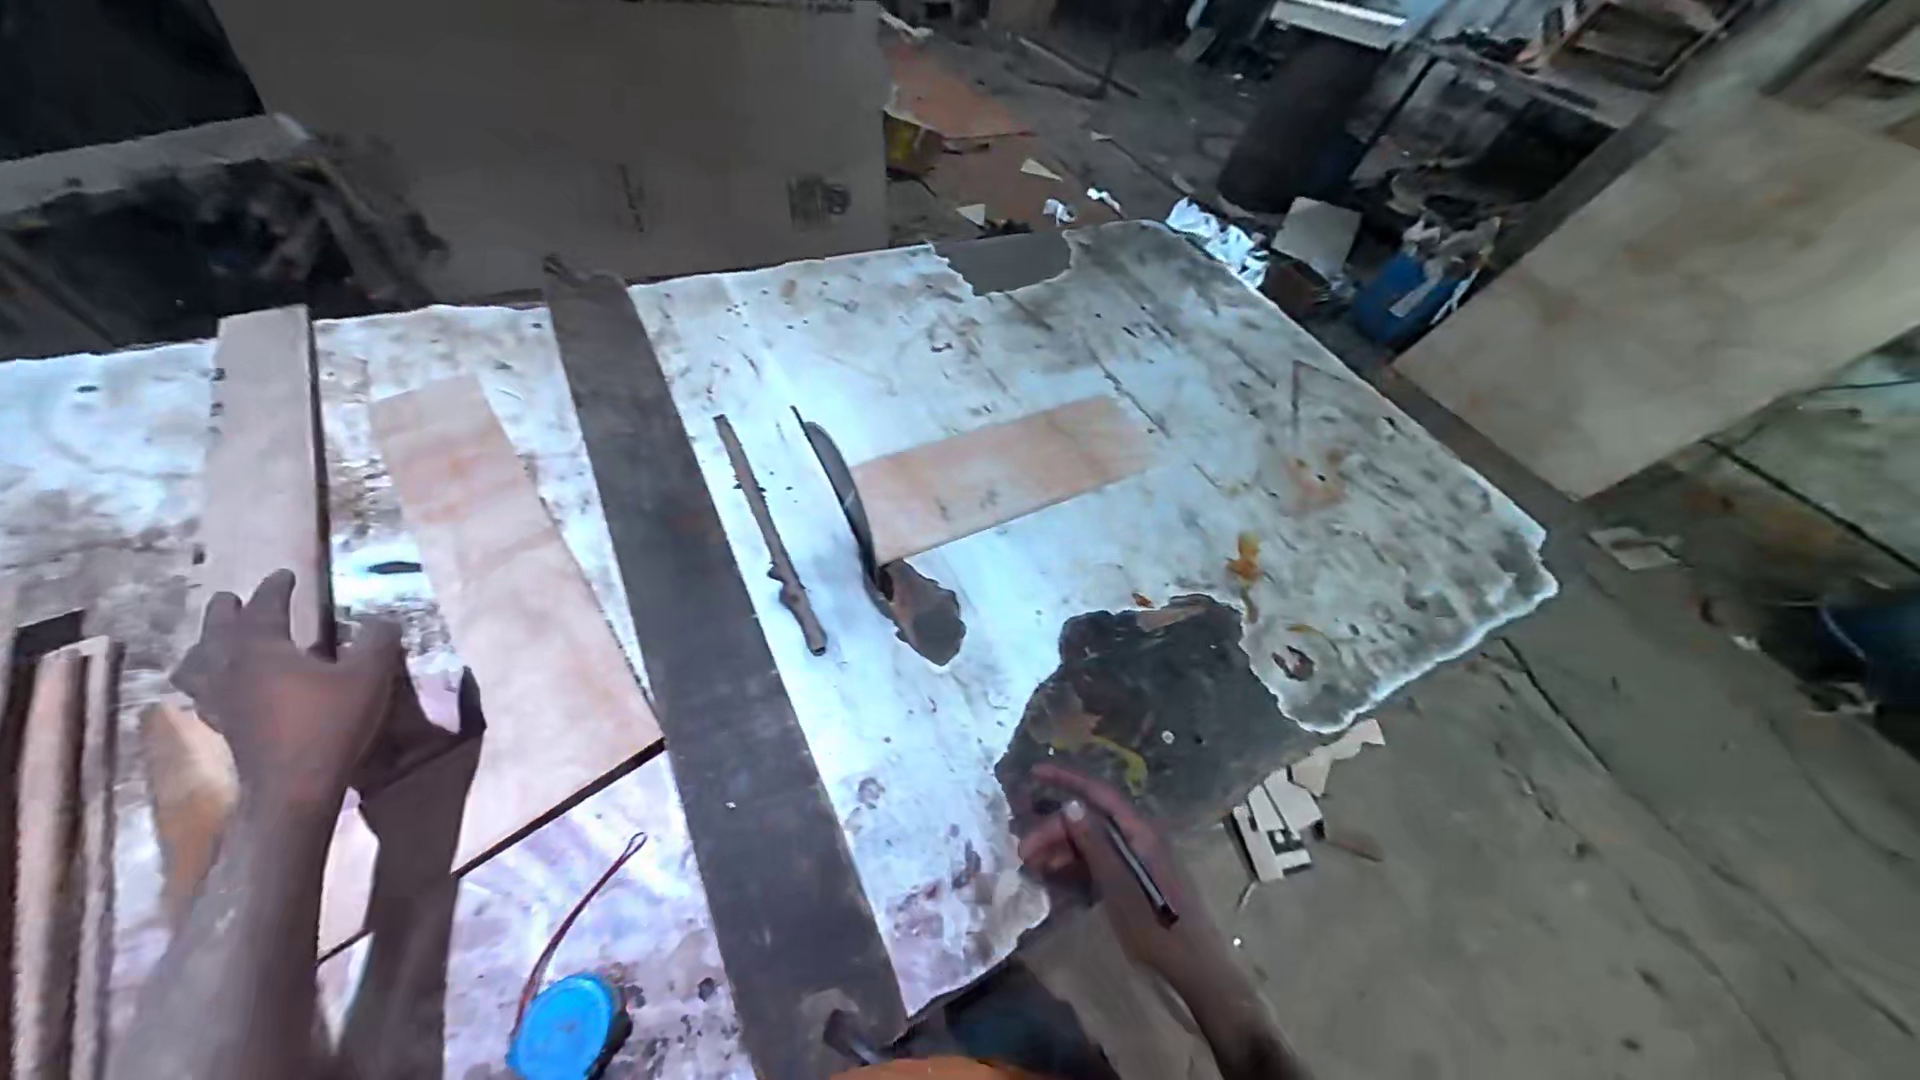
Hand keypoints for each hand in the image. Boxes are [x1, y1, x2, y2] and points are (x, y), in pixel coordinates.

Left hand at [172, 570, 402, 813]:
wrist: (295, 782)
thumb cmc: (332, 721)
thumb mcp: (370, 674)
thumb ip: (378, 640)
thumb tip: (381, 618)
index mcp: (261, 650)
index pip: (263, 610)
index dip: (274, 590)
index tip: (283, 574)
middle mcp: (230, 669)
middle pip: (217, 633)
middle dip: (224, 612)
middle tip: (229, 597)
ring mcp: (220, 700)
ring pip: (196, 664)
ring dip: (203, 645)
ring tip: (210, 640)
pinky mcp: (223, 724)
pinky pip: (202, 692)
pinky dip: (206, 679)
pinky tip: (219, 686)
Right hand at [1017, 764, 1228, 983]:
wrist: (1196, 970)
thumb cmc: (1158, 927)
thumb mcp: (1119, 886)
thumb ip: (1095, 844)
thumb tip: (1069, 804)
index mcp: (1140, 831)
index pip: (1099, 792)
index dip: (1066, 778)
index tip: (1035, 772)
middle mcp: (1139, 836)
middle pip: (1090, 818)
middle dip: (1054, 829)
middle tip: (1024, 850)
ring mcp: (1137, 856)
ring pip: (1091, 839)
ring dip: (1060, 847)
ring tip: (1032, 865)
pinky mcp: (1133, 875)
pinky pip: (1098, 858)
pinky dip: (1074, 863)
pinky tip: (1053, 874)